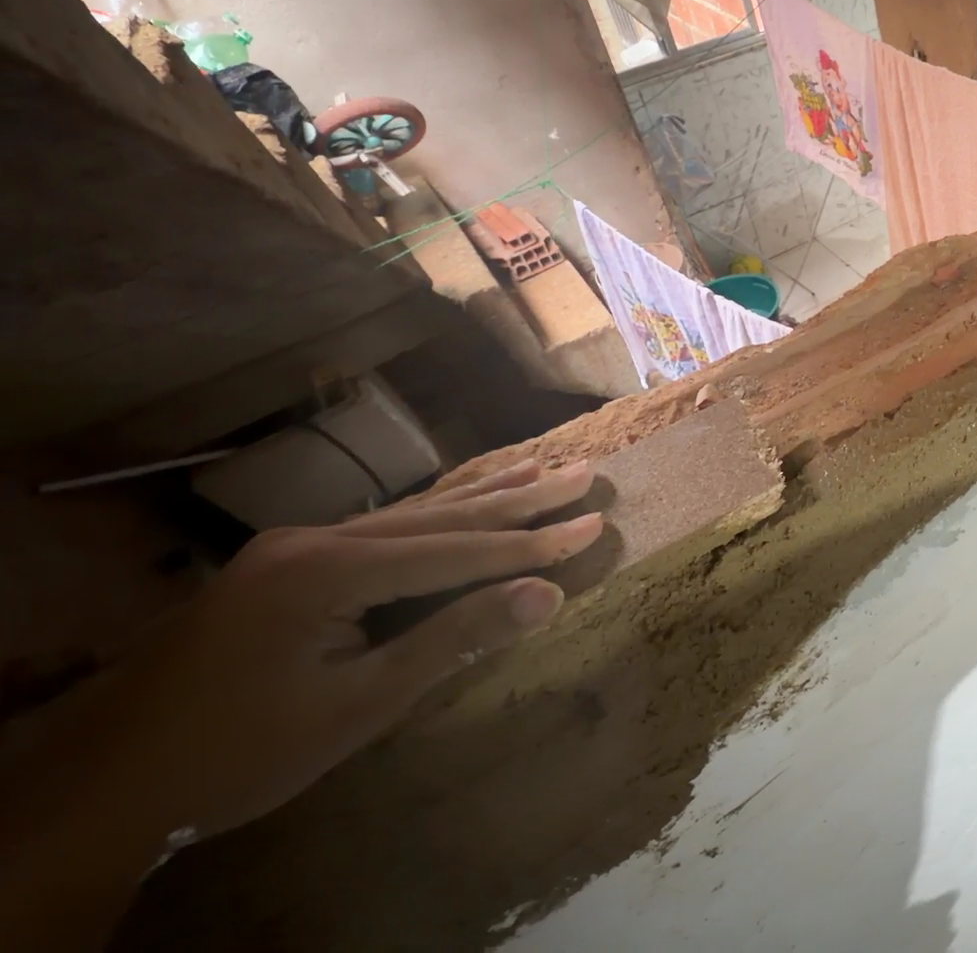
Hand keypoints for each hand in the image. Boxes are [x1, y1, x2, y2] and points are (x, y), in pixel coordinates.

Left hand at [5, 459, 603, 856]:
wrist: (108, 783)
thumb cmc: (244, 752)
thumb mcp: (361, 702)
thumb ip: (456, 637)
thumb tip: (546, 594)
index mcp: (329, 571)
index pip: (459, 551)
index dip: (534, 542)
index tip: (596, 524)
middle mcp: (316, 540)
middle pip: (442, 515)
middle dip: (522, 498)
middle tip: (586, 472)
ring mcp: (298, 547)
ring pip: (415, 512)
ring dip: (486, 494)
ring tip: (543, 466)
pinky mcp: (291, 562)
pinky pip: (384, 526)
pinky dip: (438, 511)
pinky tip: (465, 495)